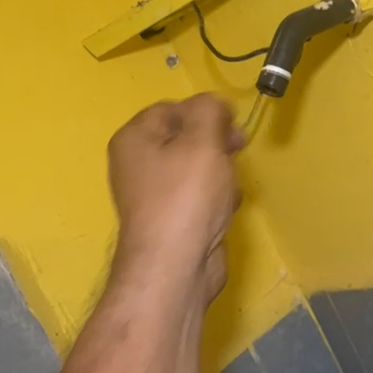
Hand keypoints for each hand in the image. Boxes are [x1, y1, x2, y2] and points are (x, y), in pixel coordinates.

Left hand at [108, 93, 245, 306]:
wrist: (177, 266)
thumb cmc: (186, 196)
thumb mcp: (203, 140)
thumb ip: (210, 110)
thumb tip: (214, 106)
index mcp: (135, 138)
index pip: (174, 107)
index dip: (206, 113)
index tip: (231, 127)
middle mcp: (138, 163)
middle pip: (186, 137)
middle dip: (218, 143)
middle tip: (238, 151)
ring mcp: (154, 194)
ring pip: (198, 166)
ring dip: (222, 172)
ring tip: (229, 188)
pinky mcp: (172, 219)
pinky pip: (200, 195)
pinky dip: (216, 198)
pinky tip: (225, 210)